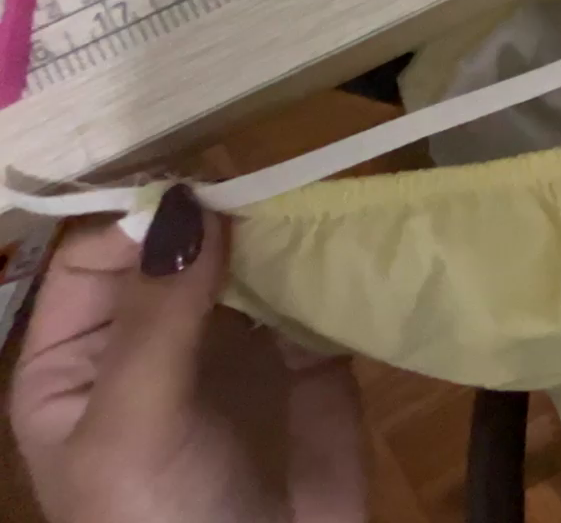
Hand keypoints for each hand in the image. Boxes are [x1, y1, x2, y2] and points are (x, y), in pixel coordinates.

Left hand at [10, 185, 367, 522]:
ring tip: (343, 199)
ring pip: (264, 262)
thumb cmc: (162, 514)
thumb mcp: (135, 424)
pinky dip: (345, 262)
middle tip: (301, 178)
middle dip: (241, 210)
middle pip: (194, 248)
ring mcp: (243, 341)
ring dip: (299, 230)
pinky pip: (325, 291)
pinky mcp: (314, 348)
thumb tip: (190, 203)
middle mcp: (163, 336)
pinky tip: (371, 240)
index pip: (104, 256)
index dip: (152, 213)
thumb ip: (160, 317)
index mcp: (83, 356)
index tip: (224, 181)